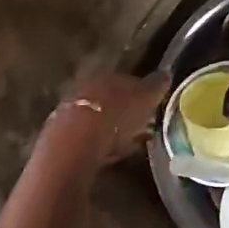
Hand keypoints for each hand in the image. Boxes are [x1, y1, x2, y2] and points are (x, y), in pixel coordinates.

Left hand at [41, 69, 171, 169]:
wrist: (76, 143)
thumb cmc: (117, 116)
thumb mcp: (145, 99)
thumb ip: (155, 86)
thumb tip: (166, 73)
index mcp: (109, 76)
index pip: (128, 81)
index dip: (142, 93)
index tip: (152, 107)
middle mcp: (88, 89)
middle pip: (110, 98)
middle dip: (124, 110)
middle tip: (140, 125)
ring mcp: (72, 112)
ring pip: (98, 117)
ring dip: (110, 127)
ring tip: (127, 143)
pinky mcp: (62, 137)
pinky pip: (88, 138)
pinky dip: (99, 143)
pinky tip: (109, 155)